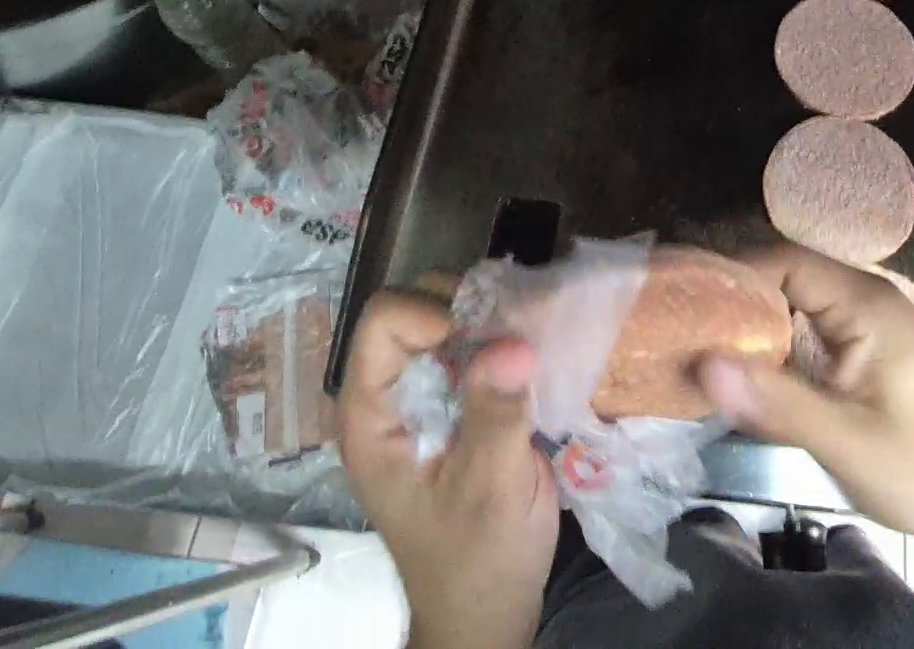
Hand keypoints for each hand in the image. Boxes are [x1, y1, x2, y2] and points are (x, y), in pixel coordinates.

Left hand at [337, 291, 557, 648]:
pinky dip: (510, 338)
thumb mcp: (487, 491)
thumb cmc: (476, 559)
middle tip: (517, 327)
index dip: (431, 314)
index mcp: (373, 415)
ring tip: (534, 335)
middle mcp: (394, 395)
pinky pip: (481, 347)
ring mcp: (430, 396)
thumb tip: (514, 343)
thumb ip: (494, 416)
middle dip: (468, 306)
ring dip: (494, 318)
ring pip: (453, 321)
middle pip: (417, 309)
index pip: (383, 323)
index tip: (486, 336)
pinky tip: (540, 352)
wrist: (490, 606)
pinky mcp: (465, 403)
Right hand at [698, 245, 913, 552]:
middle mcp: (865, 300)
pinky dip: (770, 339)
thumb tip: (703, 364)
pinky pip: (806, 326)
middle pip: (786, 273)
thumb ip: (776, 402)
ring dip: (749, 319)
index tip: (686, 302)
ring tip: (697, 342)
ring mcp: (866, 324)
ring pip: (794, 300)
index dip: (733, 274)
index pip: (786, 260)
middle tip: (682, 324)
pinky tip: (742, 368)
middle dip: (734, 295)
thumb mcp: (847, 442)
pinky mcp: (863, 350)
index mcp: (865, 305)